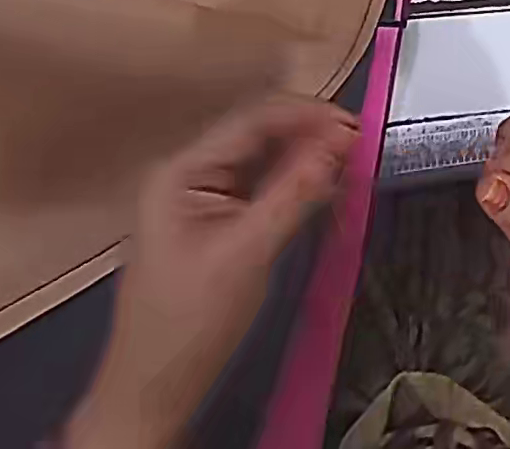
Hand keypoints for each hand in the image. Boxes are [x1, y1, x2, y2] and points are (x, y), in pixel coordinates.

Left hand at [63, 99, 358, 448]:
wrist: (152, 394)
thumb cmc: (191, 325)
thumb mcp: (249, 254)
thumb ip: (296, 193)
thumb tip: (341, 143)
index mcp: (183, 170)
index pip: (253, 120)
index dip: (306, 115)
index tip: (352, 125)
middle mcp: (191, 168)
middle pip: (259, 130)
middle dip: (309, 130)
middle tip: (357, 140)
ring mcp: (204, 190)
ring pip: (265, 152)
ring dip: (306, 150)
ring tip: (349, 154)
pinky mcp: (220, 211)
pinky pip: (264, 177)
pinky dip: (296, 174)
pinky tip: (324, 176)